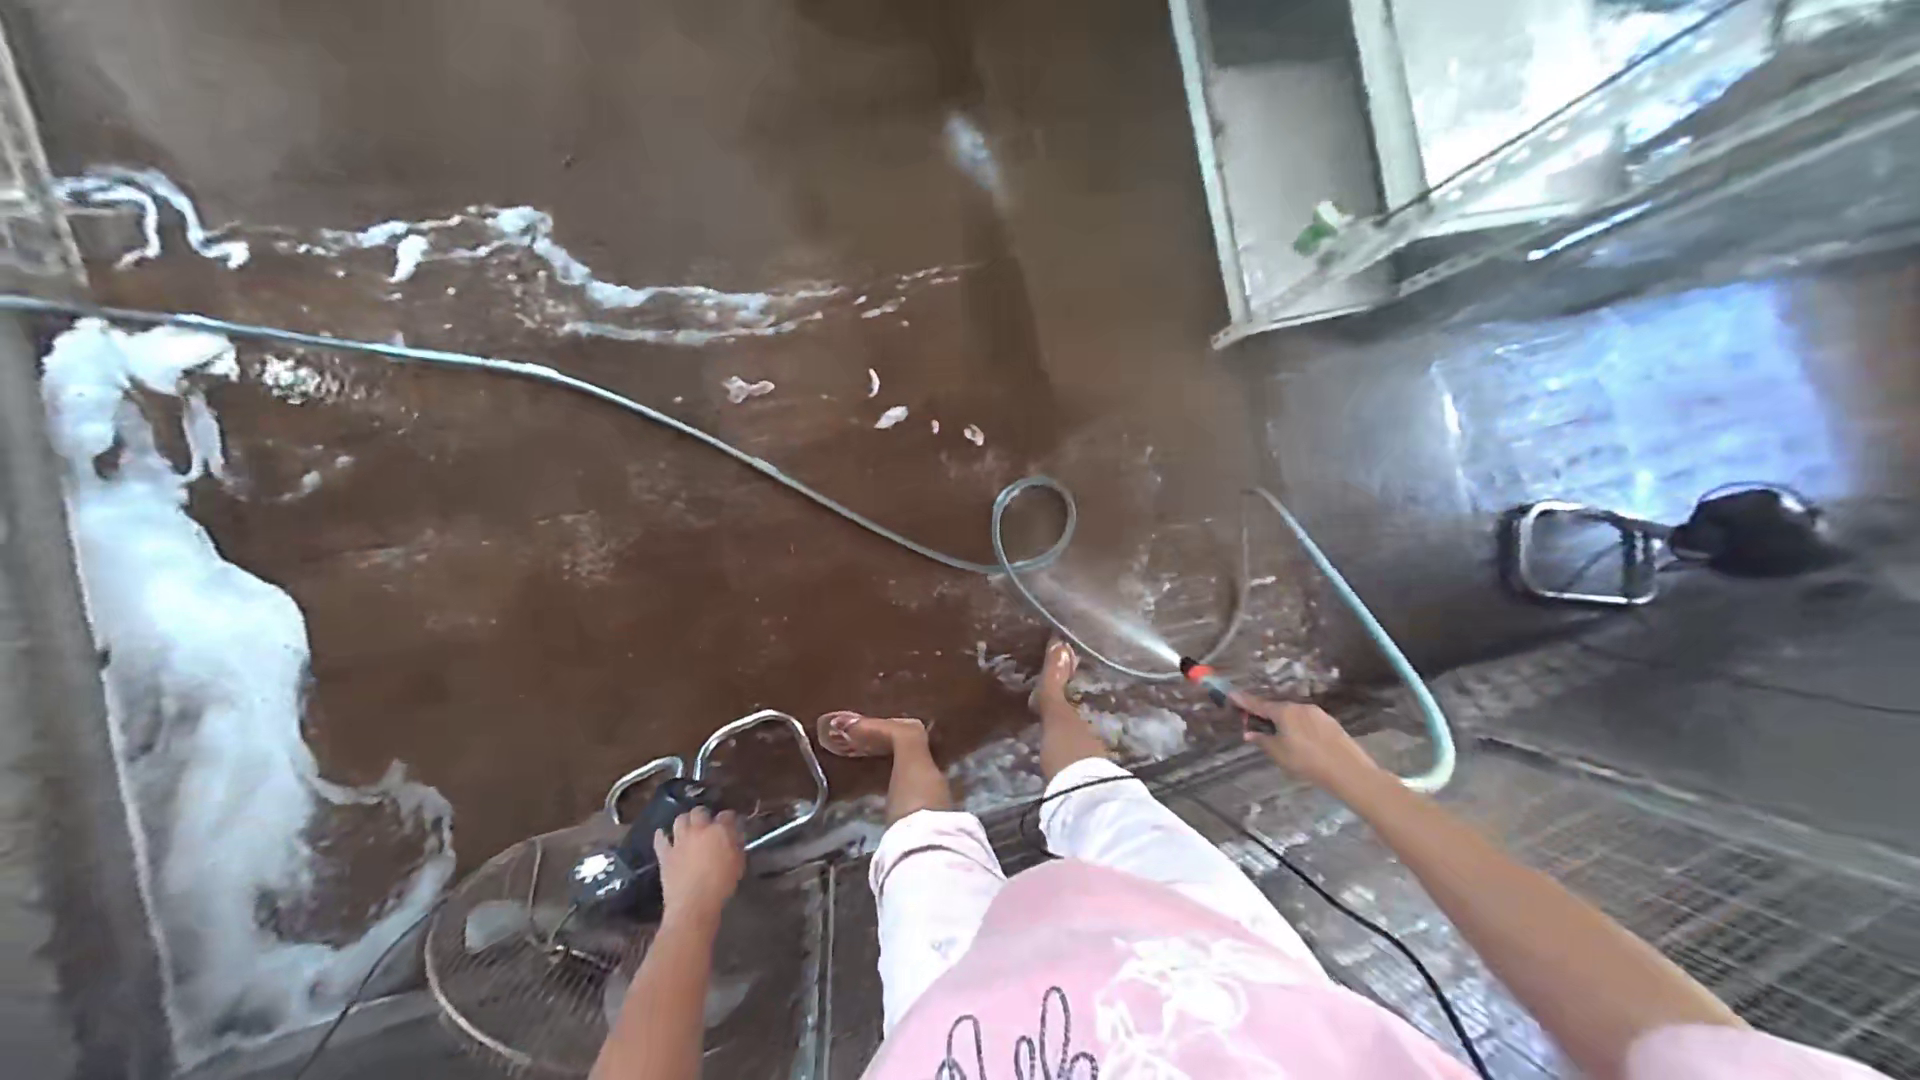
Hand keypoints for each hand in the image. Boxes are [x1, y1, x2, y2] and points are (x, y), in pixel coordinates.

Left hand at [652, 807, 743, 928]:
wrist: (693, 906)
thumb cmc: (721, 886)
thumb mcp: (738, 864)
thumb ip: (737, 846)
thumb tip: (735, 836)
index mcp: (720, 831)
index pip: (727, 815)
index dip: (729, 819)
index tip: (731, 824)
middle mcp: (699, 830)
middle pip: (699, 811)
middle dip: (704, 815)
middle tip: (707, 824)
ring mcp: (680, 841)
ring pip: (680, 820)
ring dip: (685, 821)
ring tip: (688, 828)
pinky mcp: (665, 854)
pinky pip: (660, 840)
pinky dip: (662, 836)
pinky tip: (663, 834)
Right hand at [1231, 694, 1384, 793]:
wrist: (1350, 771)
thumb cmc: (1308, 761)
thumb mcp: (1279, 753)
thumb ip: (1262, 740)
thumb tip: (1249, 733)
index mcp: (1284, 711)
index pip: (1258, 704)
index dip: (1243, 701)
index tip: (1231, 694)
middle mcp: (1300, 707)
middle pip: (1277, 708)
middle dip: (1265, 714)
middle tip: (1255, 723)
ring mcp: (1317, 713)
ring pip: (1293, 714)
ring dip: (1283, 721)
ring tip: (1280, 735)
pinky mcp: (1330, 723)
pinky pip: (1307, 720)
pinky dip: (1298, 726)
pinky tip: (1301, 740)